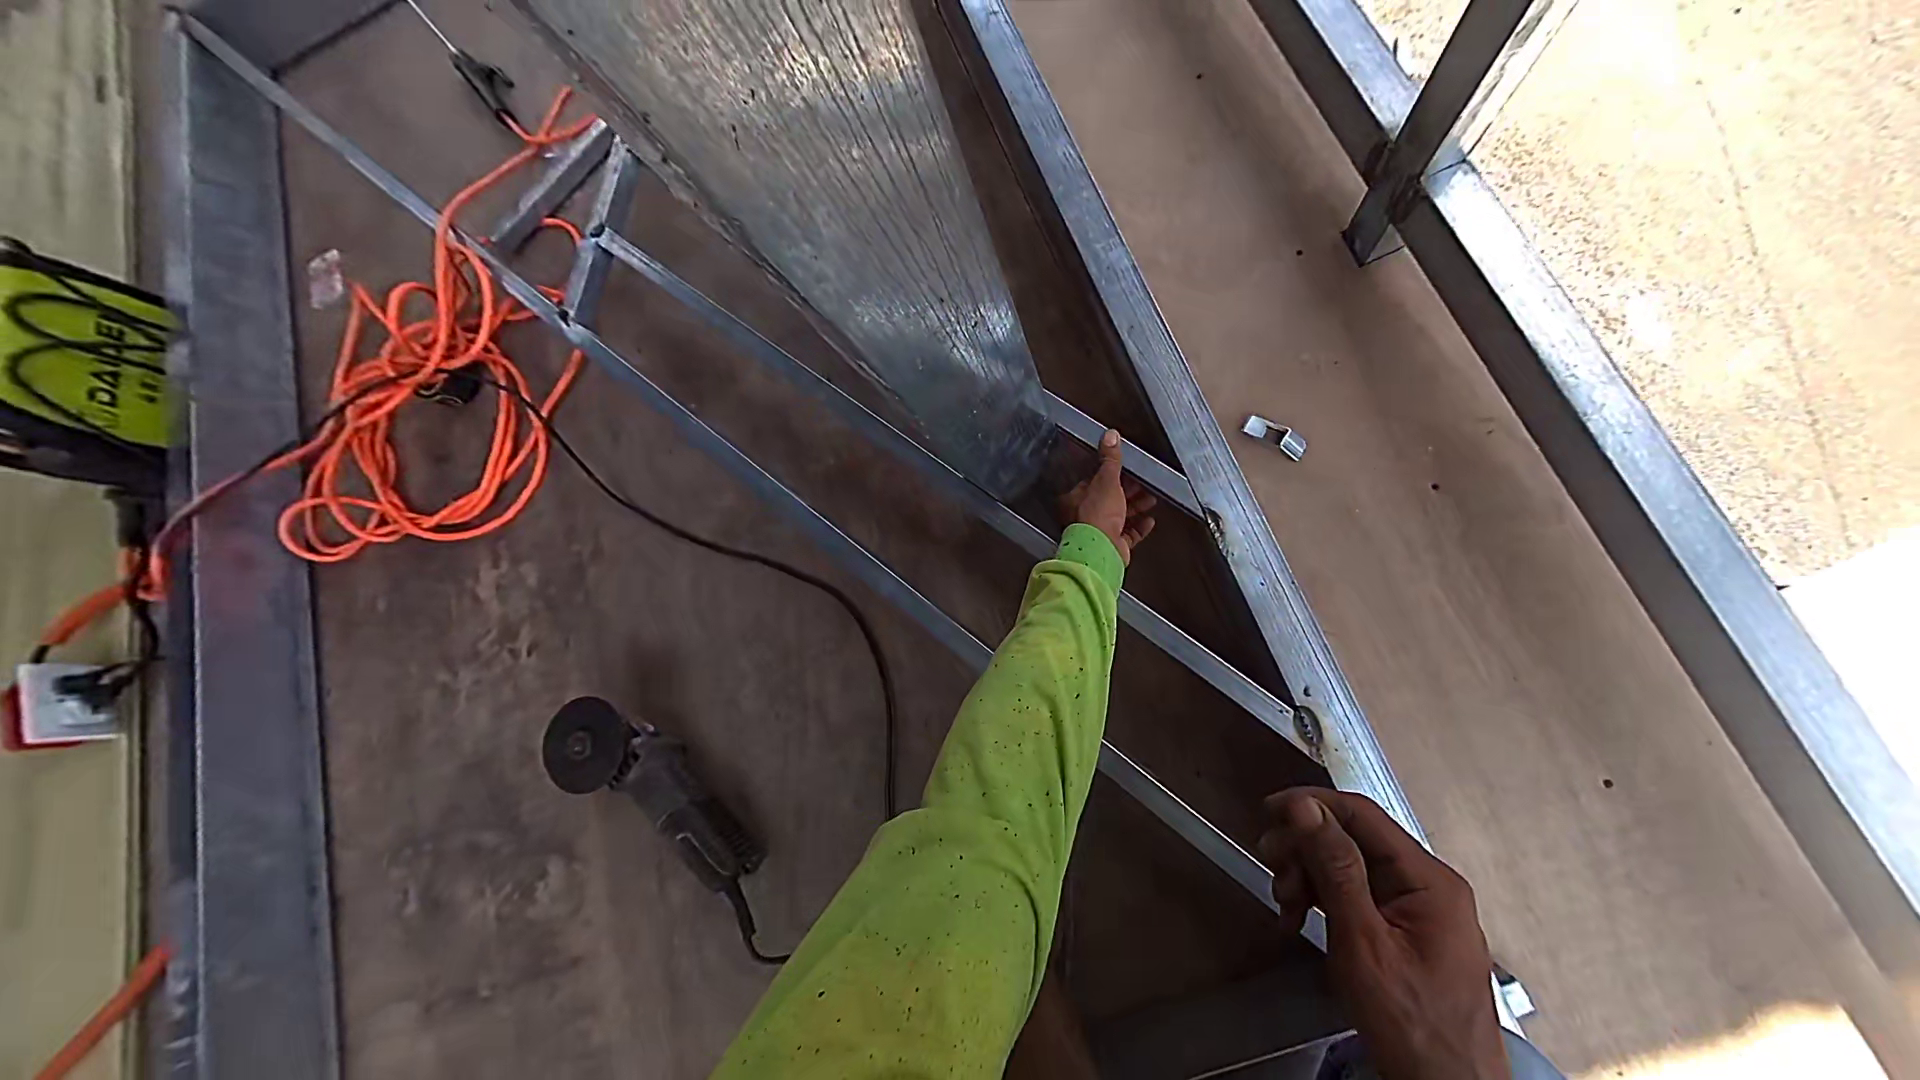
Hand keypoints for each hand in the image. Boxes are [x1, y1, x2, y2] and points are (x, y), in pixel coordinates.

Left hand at [1058, 429, 1156, 564]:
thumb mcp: (1106, 480)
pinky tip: (1149, 521)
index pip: (1095, 482)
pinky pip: (1127, 534)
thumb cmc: (1097, 515)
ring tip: (1151, 499)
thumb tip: (1110, 435)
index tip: (1129, 470)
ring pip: (1119, 516)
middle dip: (1129, 491)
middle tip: (1145, 484)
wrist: (1101, 550)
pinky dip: (1138, 528)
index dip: (1113, 476)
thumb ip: (1110, 459)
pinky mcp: (1112, 546)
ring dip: (1136, 507)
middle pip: (1109, 499)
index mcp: (1076, 498)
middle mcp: (1084, 516)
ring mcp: (1098, 532)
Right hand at [1259, 789, 1508, 1079]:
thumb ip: (1335, 868)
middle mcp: (1426, 884)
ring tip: (1286, 905)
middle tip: (1272, 867)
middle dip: (1304, 850)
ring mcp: (1414, 905)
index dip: (1311, 805)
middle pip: (1350, 838)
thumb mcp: (1363, 940)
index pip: (1362, 814)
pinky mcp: (1400, 925)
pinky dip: (1318, 899)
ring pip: (1344, 864)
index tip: (1269, 811)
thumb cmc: (1411, 1025)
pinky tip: (1297, 918)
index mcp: (1429, 881)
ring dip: (1306, 876)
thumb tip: (1306, 808)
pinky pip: (1351, 892)